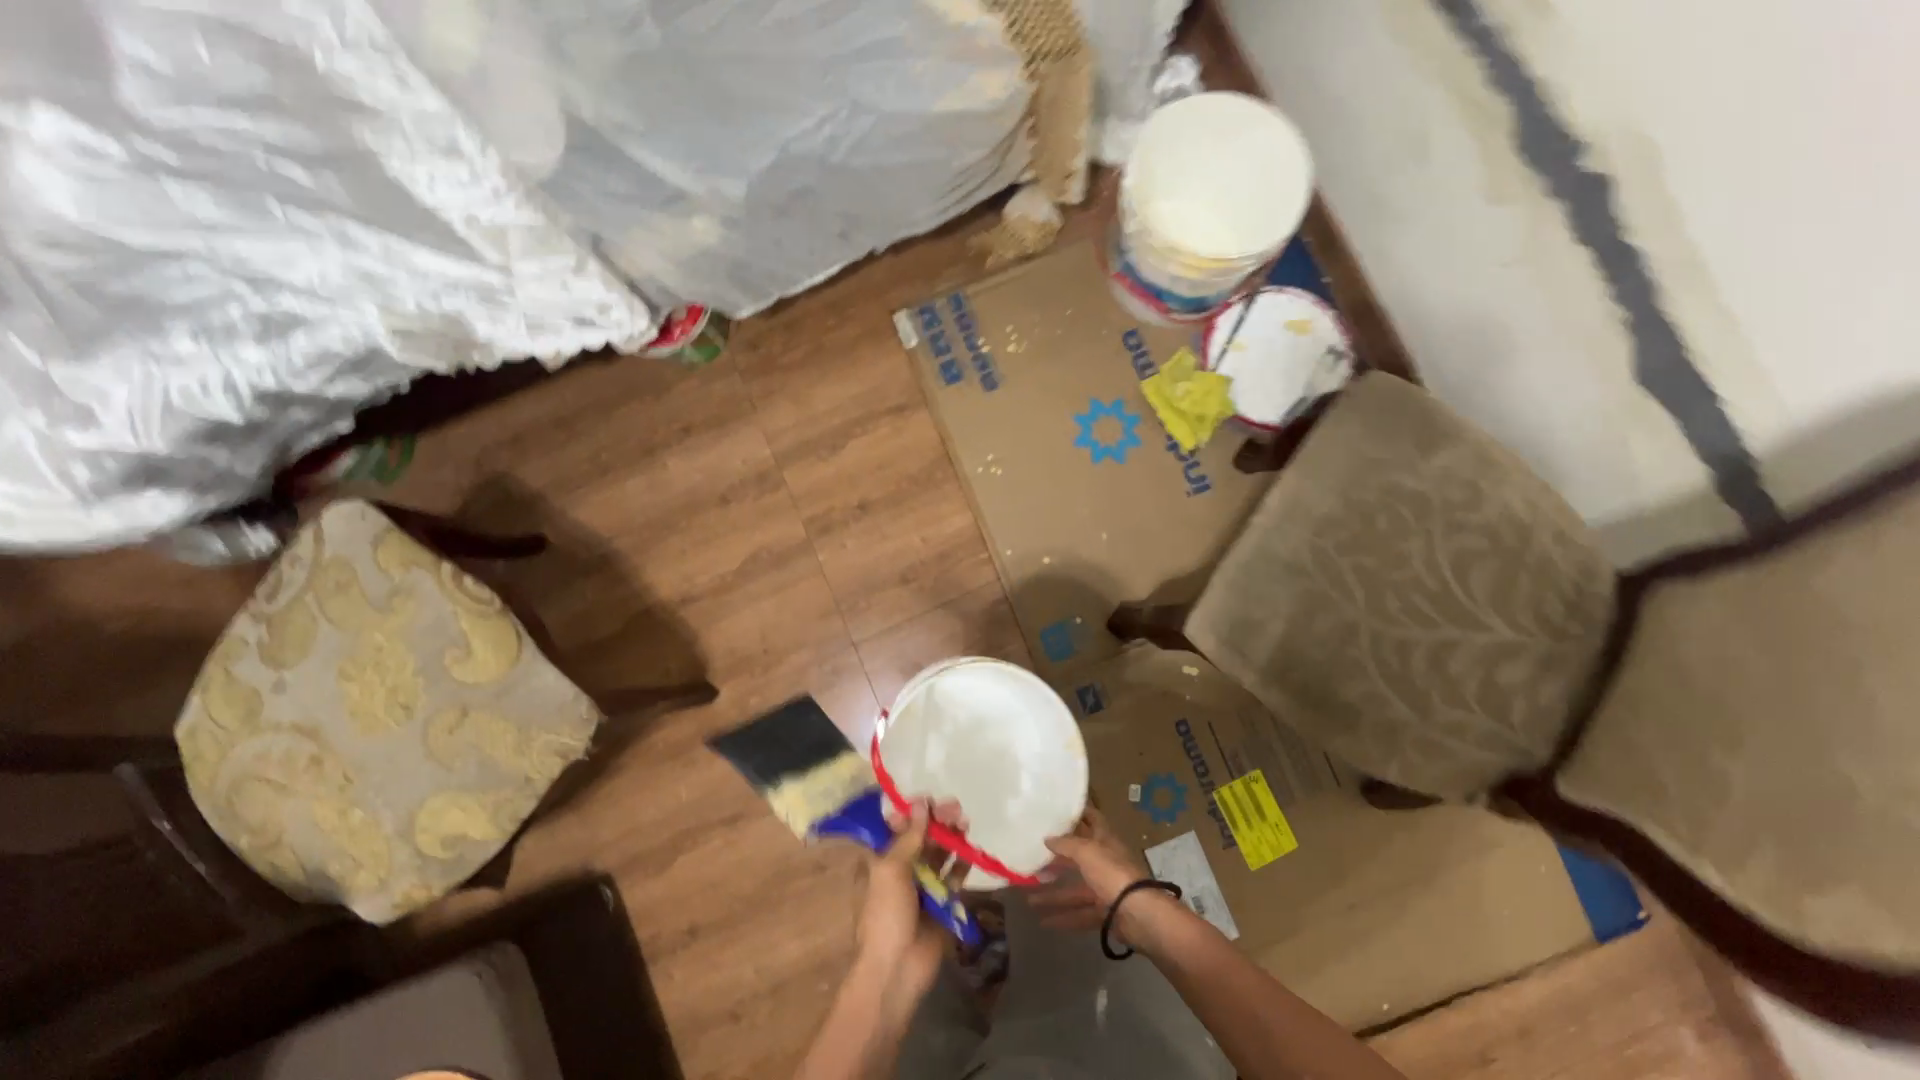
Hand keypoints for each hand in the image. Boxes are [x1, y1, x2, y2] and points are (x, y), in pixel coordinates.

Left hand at [856, 801, 962, 1005]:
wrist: (897, 968)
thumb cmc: (885, 915)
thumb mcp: (890, 871)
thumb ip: (909, 838)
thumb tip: (921, 804)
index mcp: (881, 862)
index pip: (898, 830)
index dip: (913, 813)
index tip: (930, 798)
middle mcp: (902, 871)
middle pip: (922, 840)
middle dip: (936, 822)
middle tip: (955, 808)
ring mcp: (923, 888)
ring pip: (939, 856)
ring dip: (951, 839)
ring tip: (965, 822)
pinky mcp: (943, 904)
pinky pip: (954, 879)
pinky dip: (962, 864)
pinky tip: (972, 849)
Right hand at [1030, 807, 1171, 938]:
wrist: (1138, 914)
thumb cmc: (1112, 874)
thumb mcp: (1087, 852)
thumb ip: (1066, 844)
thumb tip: (1048, 838)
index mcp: (1106, 842)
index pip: (1093, 820)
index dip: (1080, 814)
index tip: (1059, 811)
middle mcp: (1106, 863)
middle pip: (1079, 858)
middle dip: (1057, 860)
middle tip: (1034, 860)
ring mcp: (1106, 889)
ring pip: (1076, 890)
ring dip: (1054, 895)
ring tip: (1029, 901)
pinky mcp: (1105, 913)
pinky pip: (1080, 914)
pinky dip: (1063, 918)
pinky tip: (1044, 922)